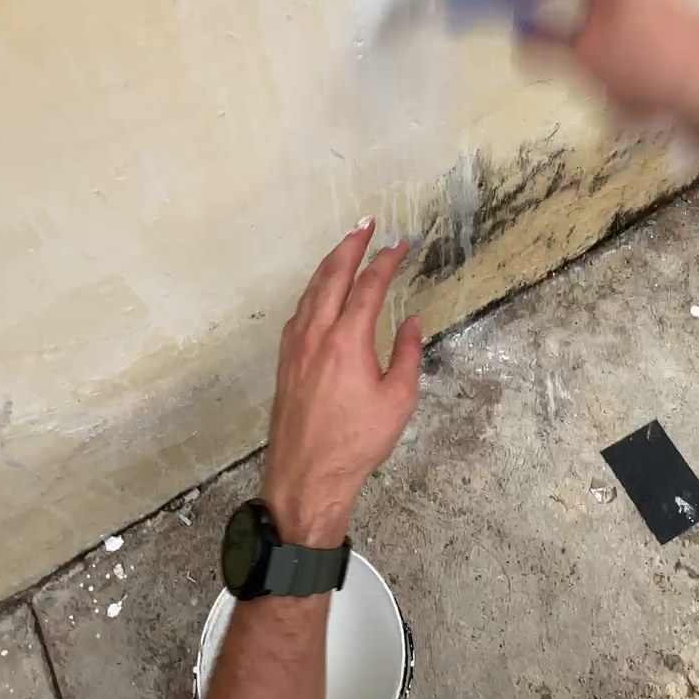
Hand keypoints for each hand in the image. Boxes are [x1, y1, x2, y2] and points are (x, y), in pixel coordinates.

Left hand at [262, 218, 422, 547]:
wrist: (306, 475)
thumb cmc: (358, 441)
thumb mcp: (399, 399)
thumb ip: (409, 354)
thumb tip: (412, 321)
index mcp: (347, 339)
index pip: (369, 285)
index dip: (386, 260)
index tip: (401, 243)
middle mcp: (317, 332)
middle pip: (333, 274)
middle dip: (351, 244)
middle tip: (367, 222)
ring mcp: (295, 343)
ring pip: (312, 288)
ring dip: (331, 262)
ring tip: (347, 245)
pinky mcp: (285, 358)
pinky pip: (300, 308)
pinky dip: (315, 288)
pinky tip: (322, 289)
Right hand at [524, 0, 698, 139]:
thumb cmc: (654, 65)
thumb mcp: (584, 58)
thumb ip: (543, 42)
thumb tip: (520, 35)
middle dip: (563, 19)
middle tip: (548, 48)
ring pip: (609, 16)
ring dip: (594, 52)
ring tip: (606, 88)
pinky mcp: (681, 24)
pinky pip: (634, 37)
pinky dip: (622, 65)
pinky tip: (635, 100)